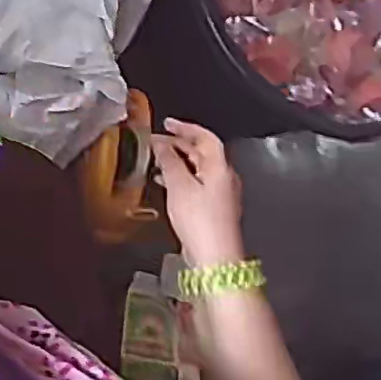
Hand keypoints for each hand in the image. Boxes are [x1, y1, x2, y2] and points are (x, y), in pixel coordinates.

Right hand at [152, 118, 245, 267]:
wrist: (214, 256)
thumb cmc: (199, 220)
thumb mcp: (179, 186)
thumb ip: (169, 162)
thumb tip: (161, 145)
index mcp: (219, 168)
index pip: (205, 138)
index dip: (186, 128)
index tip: (167, 123)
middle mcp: (224, 177)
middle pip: (202, 152)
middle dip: (179, 144)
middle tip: (156, 141)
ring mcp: (220, 193)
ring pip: (198, 167)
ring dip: (178, 160)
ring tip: (157, 159)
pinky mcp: (213, 207)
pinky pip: (196, 182)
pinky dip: (181, 176)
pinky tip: (166, 182)